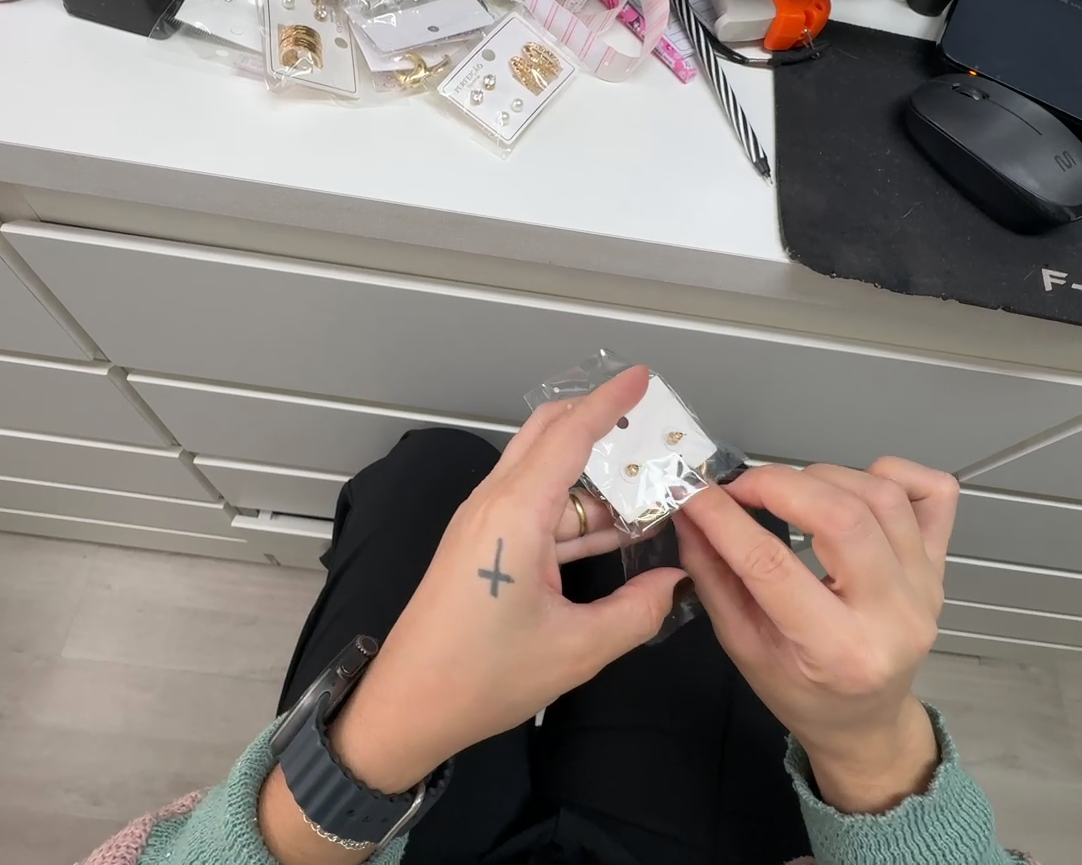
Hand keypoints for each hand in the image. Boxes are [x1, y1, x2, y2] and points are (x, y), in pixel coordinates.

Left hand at [261, 367, 684, 862]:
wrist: (406, 705)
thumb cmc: (484, 675)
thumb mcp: (576, 649)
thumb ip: (636, 611)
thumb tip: (674, 583)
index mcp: (515, 512)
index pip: (569, 435)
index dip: (608, 402)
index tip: (640, 376)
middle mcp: (495, 502)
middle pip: (547, 435)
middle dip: (596, 419)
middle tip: (646, 423)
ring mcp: (484, 520)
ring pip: (542, 471)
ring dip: (589, 472)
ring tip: (643, 480)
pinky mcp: (481, 541)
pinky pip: (533, 504)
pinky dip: (572, 506)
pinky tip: (611, 527)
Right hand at [675, 458, 958, 813]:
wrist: (868, 723)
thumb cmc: (798, 690)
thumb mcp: (739, 644)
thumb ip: (710, 574)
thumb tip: (686, 509)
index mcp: (836, 651)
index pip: (770, 565)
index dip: (722, 517)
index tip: (690, 491)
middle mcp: (892, 617)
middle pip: (841, 517)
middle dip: (776, 484)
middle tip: (739, 487)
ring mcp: (925, 587)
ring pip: (880, 495)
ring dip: (821, 476)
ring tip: (787, 490)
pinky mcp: (939, 565)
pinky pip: (933, 493)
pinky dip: (890, 472)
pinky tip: (852, 484)